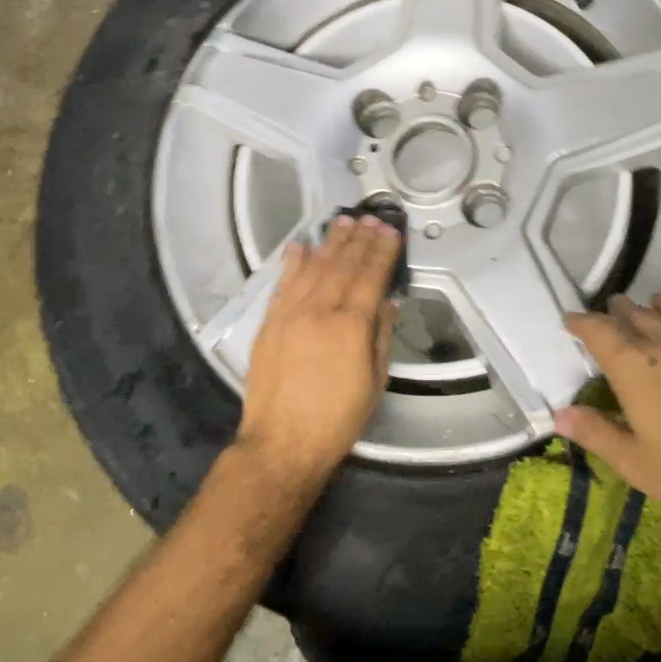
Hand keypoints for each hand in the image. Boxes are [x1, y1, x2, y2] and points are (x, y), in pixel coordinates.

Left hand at [235, 215, 400, 482]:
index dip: (382, 252)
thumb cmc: (337, 420)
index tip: (391, 231)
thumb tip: (387, 304)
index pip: (370, 277)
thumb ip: (380, 337)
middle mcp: (319, 311)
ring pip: (313, 268)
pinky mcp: (269, 324)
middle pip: (342, 265)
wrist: (282, 443)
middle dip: (359, 239)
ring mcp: (290, 315)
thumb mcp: (374, 382)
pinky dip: (292, 264)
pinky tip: (300, 246)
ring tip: (343, 221)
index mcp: (350, 326)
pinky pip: (283, 285)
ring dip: (329, 243)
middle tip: (371, 218)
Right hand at [554, 294, 660, 546]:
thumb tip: (559, 413)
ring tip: (650, 308)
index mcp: (637, 366)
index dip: (581, 323)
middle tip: (609, 314)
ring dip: (657, 308)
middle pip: (638, 314)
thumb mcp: (639, 466)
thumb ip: (597, 434)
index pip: (599, 331)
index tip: (570, 320)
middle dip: (618, 312)